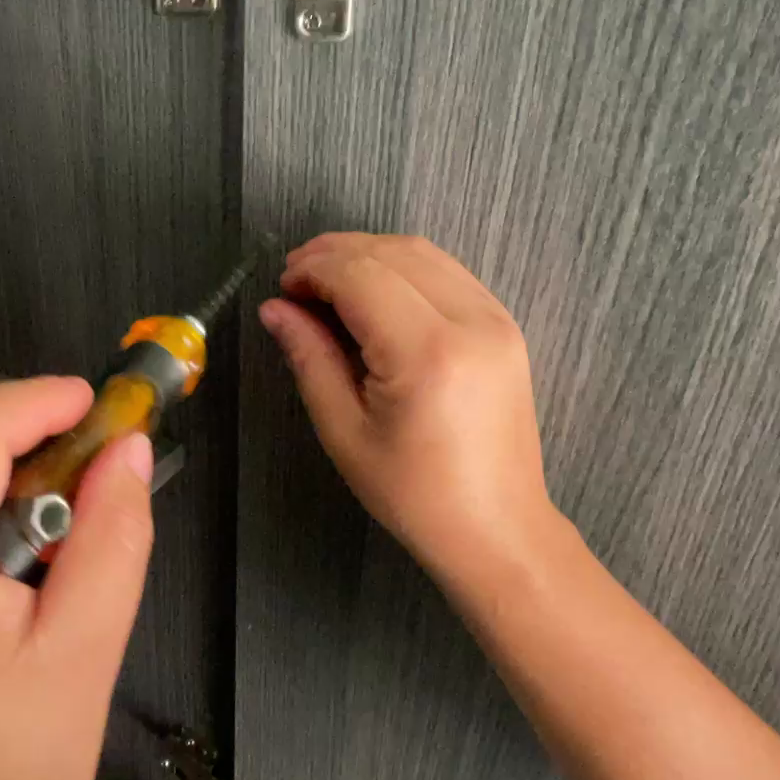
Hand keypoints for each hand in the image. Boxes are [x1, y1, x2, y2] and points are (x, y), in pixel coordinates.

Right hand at [258, 233, 552, 572]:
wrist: (496, 527)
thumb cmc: (412, 493)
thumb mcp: (344, 431)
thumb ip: (309, 357)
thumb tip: (274, 308)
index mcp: (426, 354)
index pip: (360, 275)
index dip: (313, 269)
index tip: (283, 288)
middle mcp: (469, 322)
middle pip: (391, 252)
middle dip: (335, 254)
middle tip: (295, 280)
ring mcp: (496, 319)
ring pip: (422, 252)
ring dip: (368, 253)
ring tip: (328, 282)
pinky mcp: (505, 325)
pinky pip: (447, 272)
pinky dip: (402, 267)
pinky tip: (374, 293)